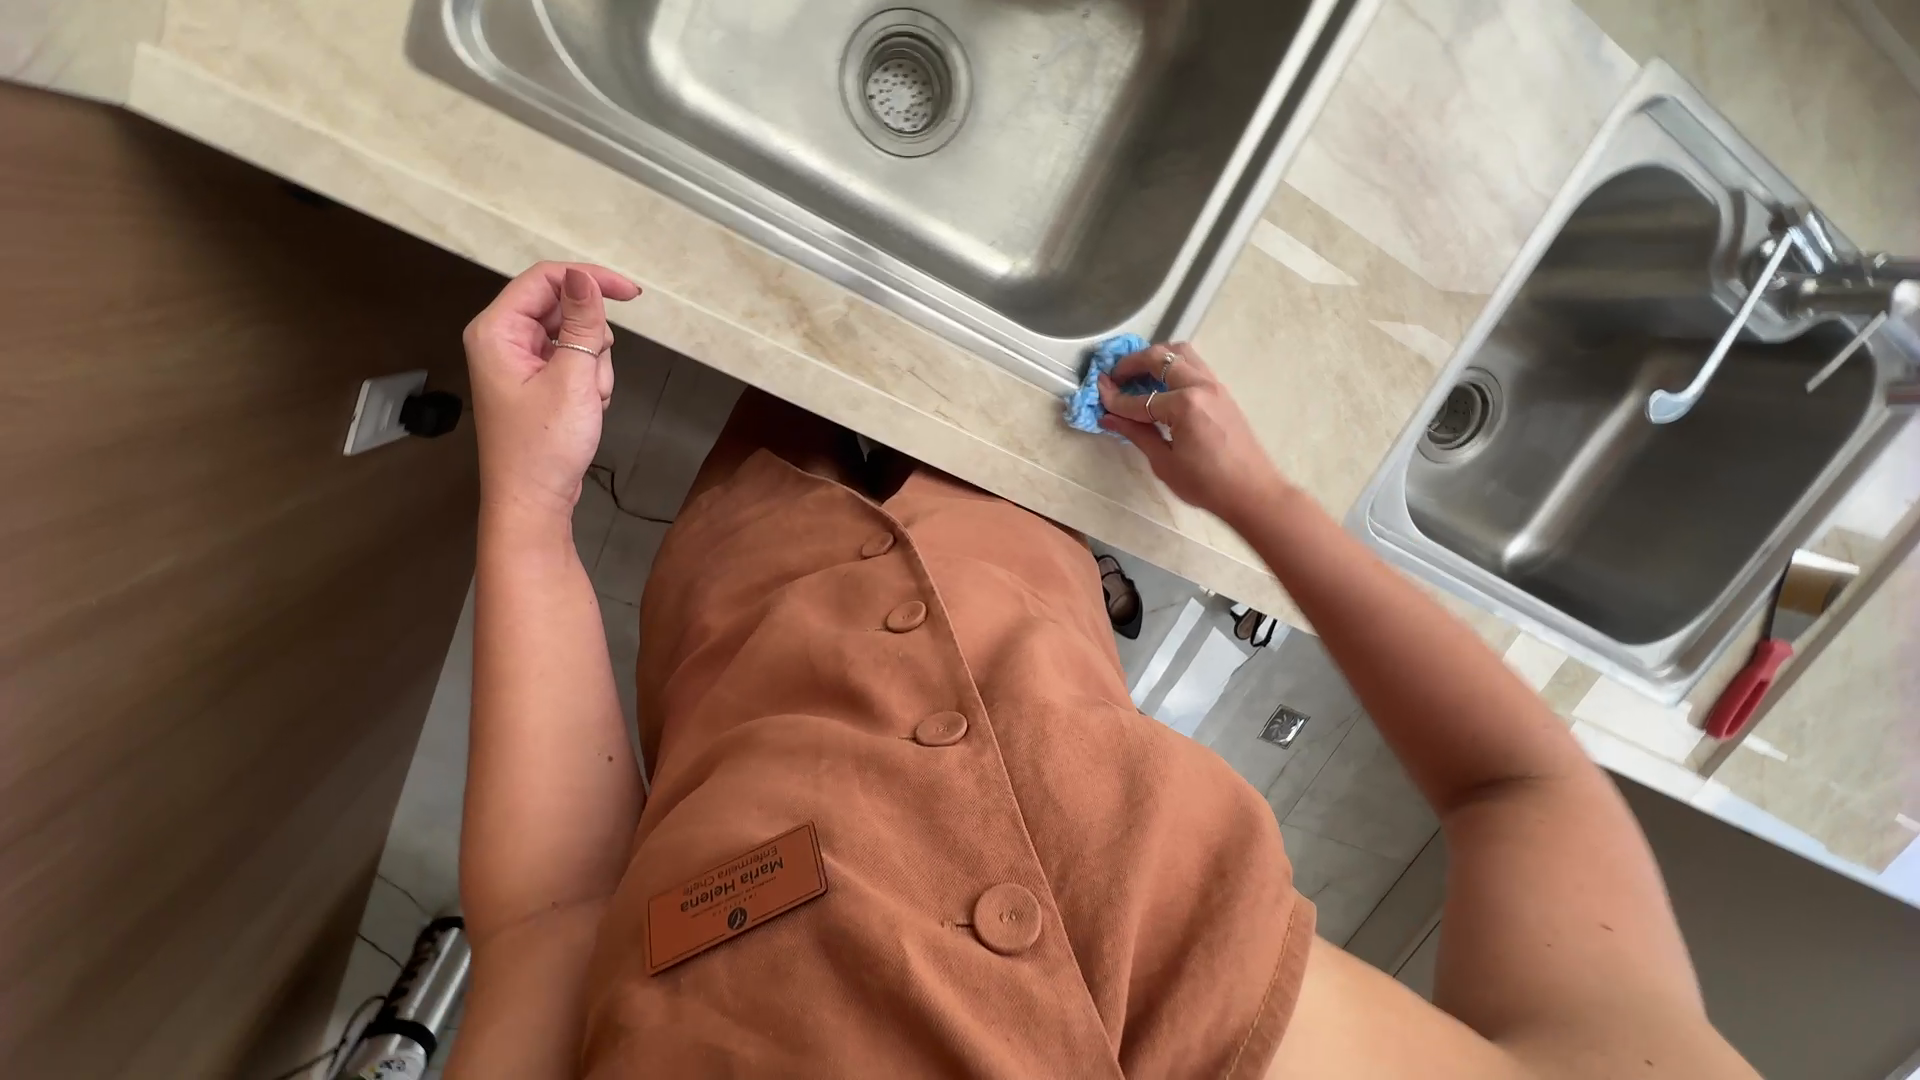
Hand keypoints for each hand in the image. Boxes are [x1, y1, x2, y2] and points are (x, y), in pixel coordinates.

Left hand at [464, 261, 641, 521]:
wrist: (534, 499)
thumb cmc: (545, 445)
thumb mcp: (572, 379)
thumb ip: (581, 324)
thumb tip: (585, 278)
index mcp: (497, 330)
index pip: (546, 280)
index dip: (590, 280)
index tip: (633, 294)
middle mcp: (504, 339)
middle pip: (564, 311)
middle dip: (592, 341)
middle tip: (591, 379)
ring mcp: (521, 362)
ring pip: (576, 339)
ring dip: (594, 367)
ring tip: (587, 402)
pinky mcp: (538, 382)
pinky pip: (575, 363)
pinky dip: (589, 382)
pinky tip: (585, 409)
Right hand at [1097, 342, 1285, 524]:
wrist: (1252, 492)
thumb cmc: (1206, 484)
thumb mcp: (1164, 462)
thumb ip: (1136, 433)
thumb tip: (1109, 417)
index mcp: (1185, 405)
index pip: (1139, 399)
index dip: (1114, 399)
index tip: (1097, 392)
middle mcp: (1201, 386)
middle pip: (1160, 359)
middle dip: (1132, 363)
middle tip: (1114, 376)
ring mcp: (1215, 386)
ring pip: (1181, 354)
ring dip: (1155, 358)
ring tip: (1137, 374)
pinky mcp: (1222, 392)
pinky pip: (1194, 366)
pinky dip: (1173, 367)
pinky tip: (1160, 384)